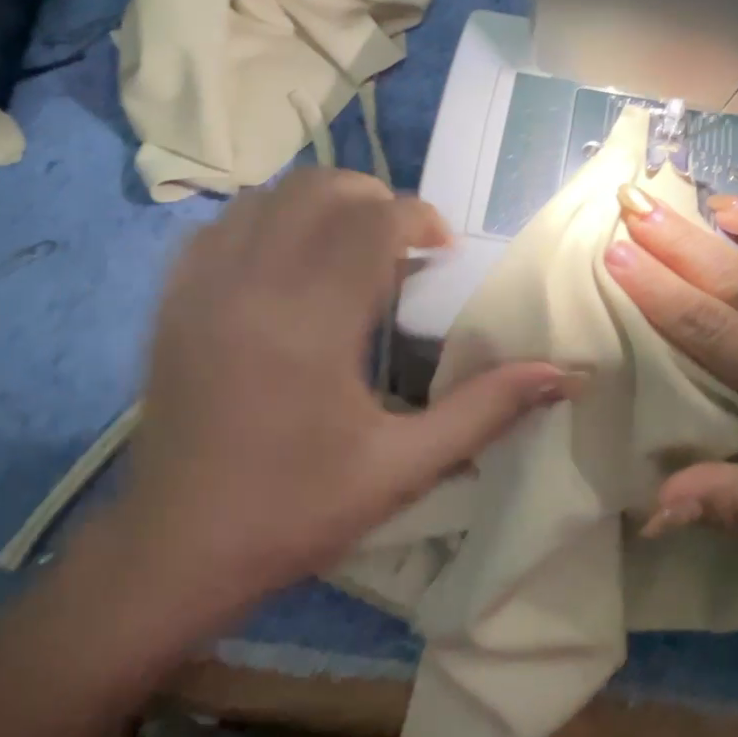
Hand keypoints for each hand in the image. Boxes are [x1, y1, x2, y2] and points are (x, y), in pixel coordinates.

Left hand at [109, 169, 577, 642]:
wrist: (180, 547)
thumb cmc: (297, 510)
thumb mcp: (402, 467)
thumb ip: (486, 410)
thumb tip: (565, 374)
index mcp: (312, 323)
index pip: (372, 222)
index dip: (419, 217)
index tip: (442, 250)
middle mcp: (251, 284)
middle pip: (319, 189)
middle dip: (374, 199)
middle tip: (404, 245)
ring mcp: (202, 287)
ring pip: (268, 195)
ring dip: (321, 204)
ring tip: (351, 247)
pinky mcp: (172, 300)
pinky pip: (223, 223)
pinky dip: (267, 220)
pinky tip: (290, 261)